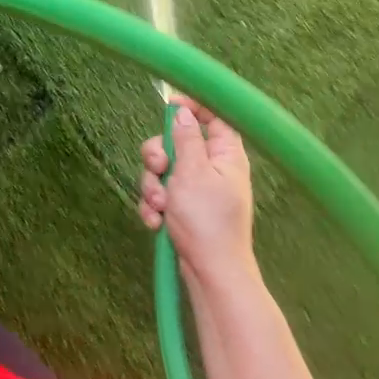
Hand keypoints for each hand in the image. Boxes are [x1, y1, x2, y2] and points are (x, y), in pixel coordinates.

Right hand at [138, 95, 254, 281]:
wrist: (210, 272)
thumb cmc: (207, 219)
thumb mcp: (192, 172)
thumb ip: (185, 139)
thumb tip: (182, 112)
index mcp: (225, 155)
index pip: (214, 117)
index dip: (193, 106)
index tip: (168, 106)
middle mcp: (211, 169)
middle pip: (176, 143)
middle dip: (158, 157)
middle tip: (159, 169)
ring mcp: (196, 190)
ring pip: (162, 171)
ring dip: (152, 186)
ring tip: (159, 206)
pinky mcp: (182, 209)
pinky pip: (160, 194)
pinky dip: (154, 206)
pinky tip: (156, 222)